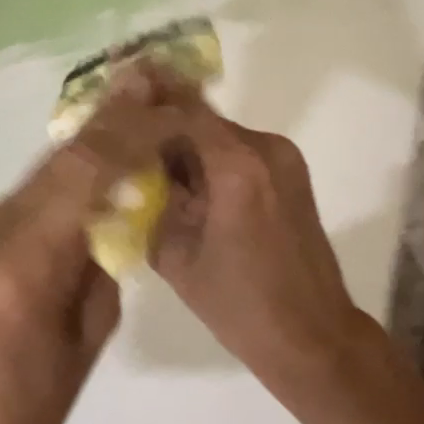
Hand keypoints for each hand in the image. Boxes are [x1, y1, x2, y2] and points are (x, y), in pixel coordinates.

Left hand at [0, 71, 182, 423]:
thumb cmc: (31, 405)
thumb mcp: (89, 336)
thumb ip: (100, 260)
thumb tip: (111, 210)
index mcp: (21, 268)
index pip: (83, 177)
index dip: (126, 133)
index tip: (161, 99)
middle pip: (56, 165)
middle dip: (107, 123)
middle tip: (143, 77)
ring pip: (36, 179)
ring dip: (83, 154)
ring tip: (123, 115)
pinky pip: (16, 202)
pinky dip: (54, 187)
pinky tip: (83, 178)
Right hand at [147, 70, 369, 379]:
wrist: (311, 335)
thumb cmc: (238, 304)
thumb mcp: (176, 255)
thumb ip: (151, 201)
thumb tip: (130, 169)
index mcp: (237, 165)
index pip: (182, 110)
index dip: (146, 96)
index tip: (112, 88)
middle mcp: (265, 148)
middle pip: (200, 118)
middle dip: (160, 123)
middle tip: (120, 130)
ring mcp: (283, 159)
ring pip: (218, 135)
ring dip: (184, 144)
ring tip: (145, 162)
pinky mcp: (291, 174)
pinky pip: (238, 152)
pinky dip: (208, 159)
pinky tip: (182, 182)